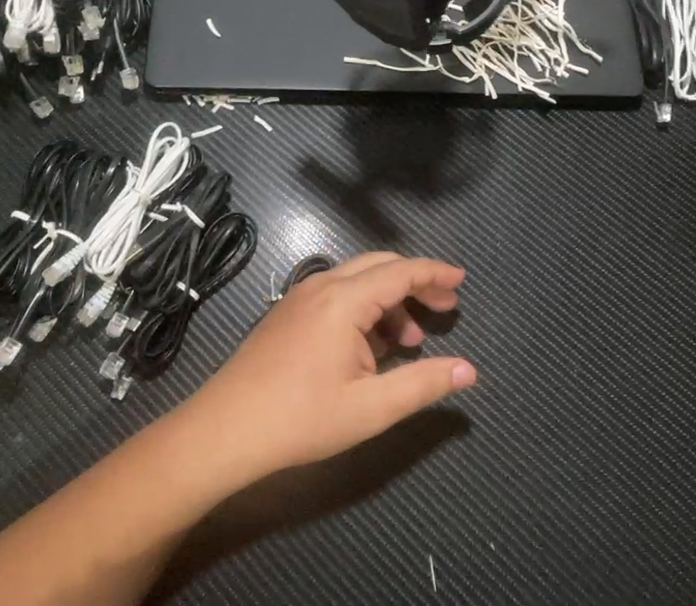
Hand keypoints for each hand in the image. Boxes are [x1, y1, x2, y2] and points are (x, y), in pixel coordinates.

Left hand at [177, 252, 474, 481]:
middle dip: (416, 282)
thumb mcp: (372, 408)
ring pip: (357, 280)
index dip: (435, 273)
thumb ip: (423, 384)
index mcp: (343, 300)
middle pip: (379, 266)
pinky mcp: (287, 313)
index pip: (400, 271)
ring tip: (411, 341)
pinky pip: (336, 295)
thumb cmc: (302, 418)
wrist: (226, 429)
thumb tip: (469, 370)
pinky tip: (372, 348)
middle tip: (445, 308)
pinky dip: (364, 308)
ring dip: (389, 300)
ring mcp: (299, 297)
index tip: (462, 282)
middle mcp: (321, 286)